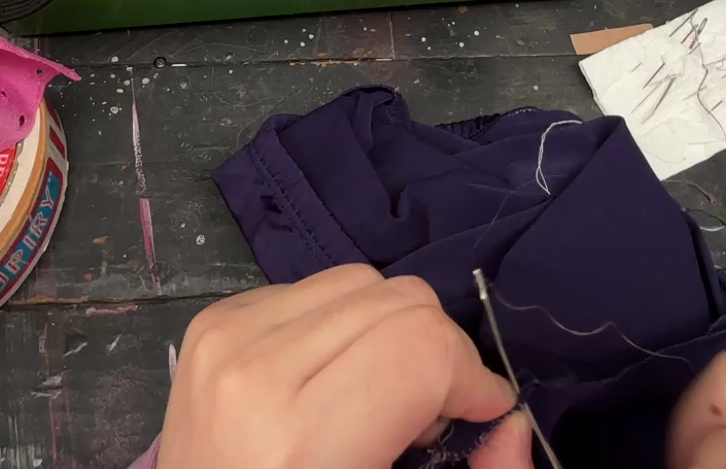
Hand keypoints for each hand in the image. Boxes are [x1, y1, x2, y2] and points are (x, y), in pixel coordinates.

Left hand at [155, 264, 531, 468]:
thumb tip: (512, 421)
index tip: (480, 415)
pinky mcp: (213, 317)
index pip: (420, 347)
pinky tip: (325, 376)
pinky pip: (314, 286)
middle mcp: (256, 371)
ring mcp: (227, 334)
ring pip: (361, 279)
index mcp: (301, 445)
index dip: (471, 377)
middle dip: (437, 350)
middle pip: (398, 299)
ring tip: (375, 392)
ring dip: (389, 330)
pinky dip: (341, 323)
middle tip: (427, 414)